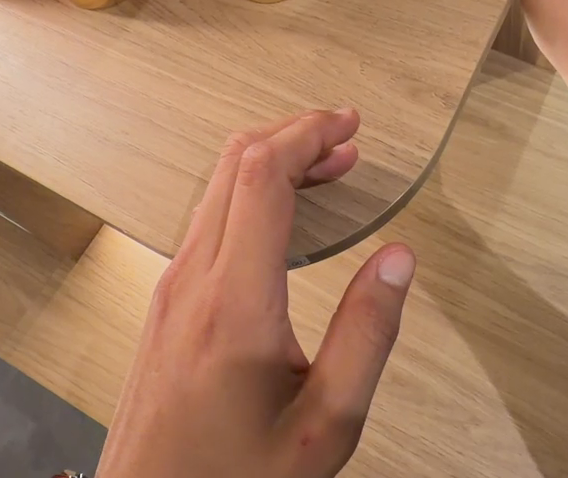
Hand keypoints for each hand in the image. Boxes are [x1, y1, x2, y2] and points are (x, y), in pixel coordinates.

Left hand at [98, 109, 416, 477]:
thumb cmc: (237, 477)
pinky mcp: (168, 298)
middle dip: (295, 133)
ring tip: (326, 165)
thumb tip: (399, 259)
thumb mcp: (325, 423)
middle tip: (344, 135)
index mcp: (234, 302)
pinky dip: (251, 189)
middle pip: (237, 162)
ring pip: (219, 184)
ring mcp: (173, 285)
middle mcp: (193, 278)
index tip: (348, 125)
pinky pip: (209, 213)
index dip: (308, 134)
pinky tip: (284, 211)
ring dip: (273, 157)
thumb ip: (368, 334)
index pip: (263, 175)